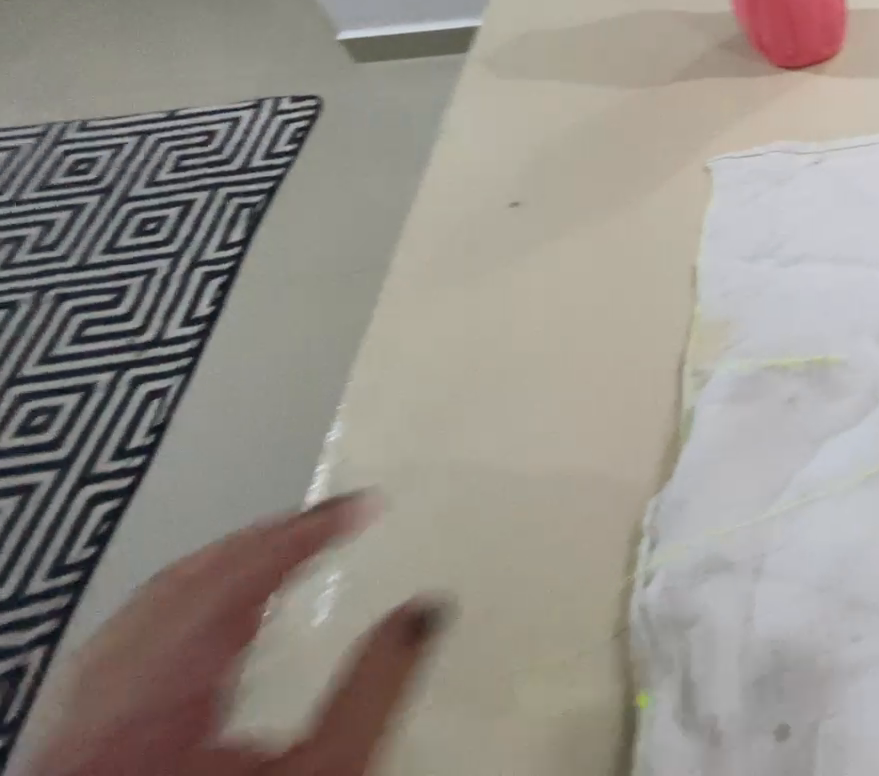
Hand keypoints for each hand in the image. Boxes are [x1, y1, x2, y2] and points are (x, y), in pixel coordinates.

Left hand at [29, 494, 446, 775]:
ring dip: (222, 562)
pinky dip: (188, 599)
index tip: (363, 504)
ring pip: (142, 609)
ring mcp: (76, 724)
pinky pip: (129, 639)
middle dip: (260, 537)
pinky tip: (225, 604)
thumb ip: (377, 686)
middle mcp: (101, 704)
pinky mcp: (77, 741)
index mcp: (157, 707)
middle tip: (334, 516)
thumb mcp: (330, 775)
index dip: (301, 533)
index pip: (233, 585)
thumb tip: (426, 606)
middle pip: (177, 586)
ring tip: (290, 542)